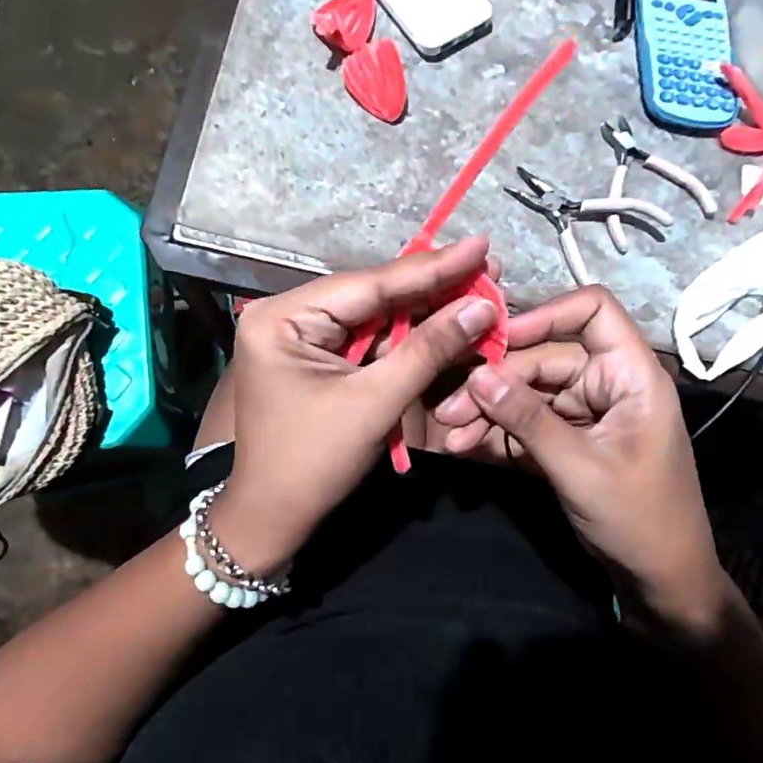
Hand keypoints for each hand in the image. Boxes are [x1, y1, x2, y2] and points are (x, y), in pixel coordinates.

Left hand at [214, 238, 499, 571]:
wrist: (274, 517)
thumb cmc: (315, 462)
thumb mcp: (375, 402)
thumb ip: (429, 349)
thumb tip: (482, 308)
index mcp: (283, 318)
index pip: (370, 284)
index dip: (432, 268)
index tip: (480, 245)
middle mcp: (288, 315)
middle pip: (374, 295)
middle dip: (433, 287)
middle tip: (488, 268)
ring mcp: (302, 336)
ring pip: (377, 315)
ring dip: (426, 310)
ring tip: (478, 288)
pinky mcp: (318, 358)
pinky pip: (371, 340)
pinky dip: (409, 337)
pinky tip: (447, 320)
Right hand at [432, 287, 730, 628]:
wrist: (661, 580)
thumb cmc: (638, 519)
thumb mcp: (579, 467)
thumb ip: (528, 420)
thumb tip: (477, 377)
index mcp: (631, 375)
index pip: (594, 311)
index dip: (546, 314)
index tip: (498, 339)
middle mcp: (608, 384)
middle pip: (545, 360)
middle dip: (497, 384)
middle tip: (451, 411)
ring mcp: (587, 414)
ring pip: (530, 395)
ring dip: (490, 412)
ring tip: (451, 435)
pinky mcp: (570, 441)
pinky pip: (529, 425)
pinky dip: (500, 435)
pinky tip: (465, 447)